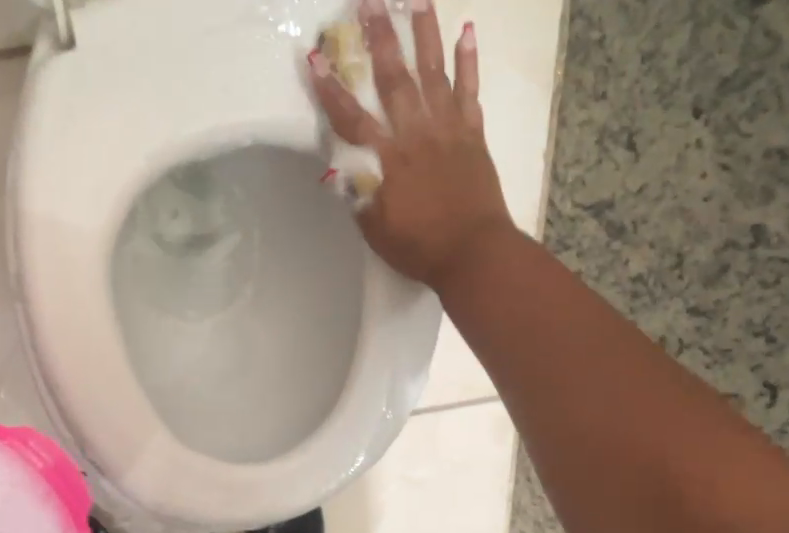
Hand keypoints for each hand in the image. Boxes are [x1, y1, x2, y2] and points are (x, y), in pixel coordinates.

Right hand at [310, 0, 514, 288]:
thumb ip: (358, 195)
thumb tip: (339, 170)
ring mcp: (448, 128)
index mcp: (388, 159)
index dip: (331, 89)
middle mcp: (417, 133)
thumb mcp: (374, 228)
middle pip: (394, 78)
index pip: (352, 118)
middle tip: (368, 2)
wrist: (473, 252)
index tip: (315, 59)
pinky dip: (468, 59)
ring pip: (434, 71)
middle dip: (379, 38)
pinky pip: (470, 89)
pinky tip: (466, 31)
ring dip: (423, 32)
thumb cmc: (418, 247)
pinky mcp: (472, 133)